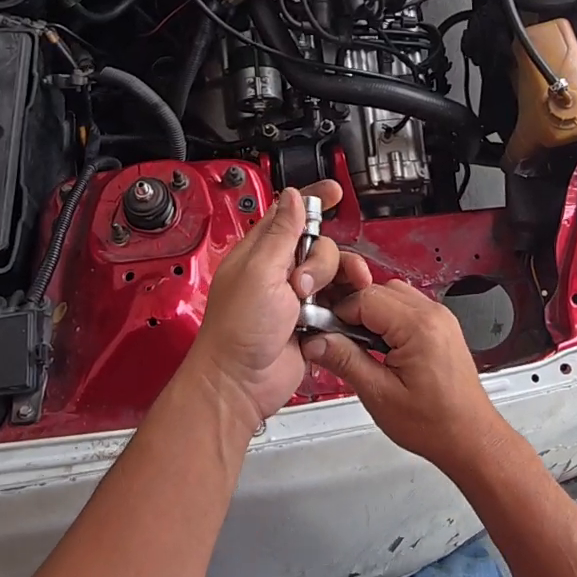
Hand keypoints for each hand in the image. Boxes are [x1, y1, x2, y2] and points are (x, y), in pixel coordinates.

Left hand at [188, 182, 372, 421]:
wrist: (240, 384)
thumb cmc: (236, 331)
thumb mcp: (259, 273)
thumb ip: (280, 234)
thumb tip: (292, 197)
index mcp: (260, 251)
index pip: (291, 213)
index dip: (314, 200)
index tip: (335, 192)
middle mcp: (279, 271)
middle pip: (320, 245)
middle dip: (322, 262)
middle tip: (302, 285)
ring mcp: (296, 297)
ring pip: (334, 274)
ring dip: (335, 285)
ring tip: (319, 306)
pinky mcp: (311, 322)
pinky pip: (338, 304)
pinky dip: (340, 309)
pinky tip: (329, 320)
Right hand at [301, 279, 517, 476]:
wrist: (471, 439)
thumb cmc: (433, 424)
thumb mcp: (379, 395)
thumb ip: (345, 361)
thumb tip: (315, 341)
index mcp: (419, 326)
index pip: (365, 298)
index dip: (338, 314)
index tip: (324, 335)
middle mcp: (433, 313)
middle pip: (378, 291)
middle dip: (353, 312)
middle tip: (338, 342)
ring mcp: (440, 317)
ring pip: (392, 295)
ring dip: (370, 314)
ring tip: (360, 347)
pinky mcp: (441, 326)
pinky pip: (407, 307)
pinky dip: (388, 319)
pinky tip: (380, 346)